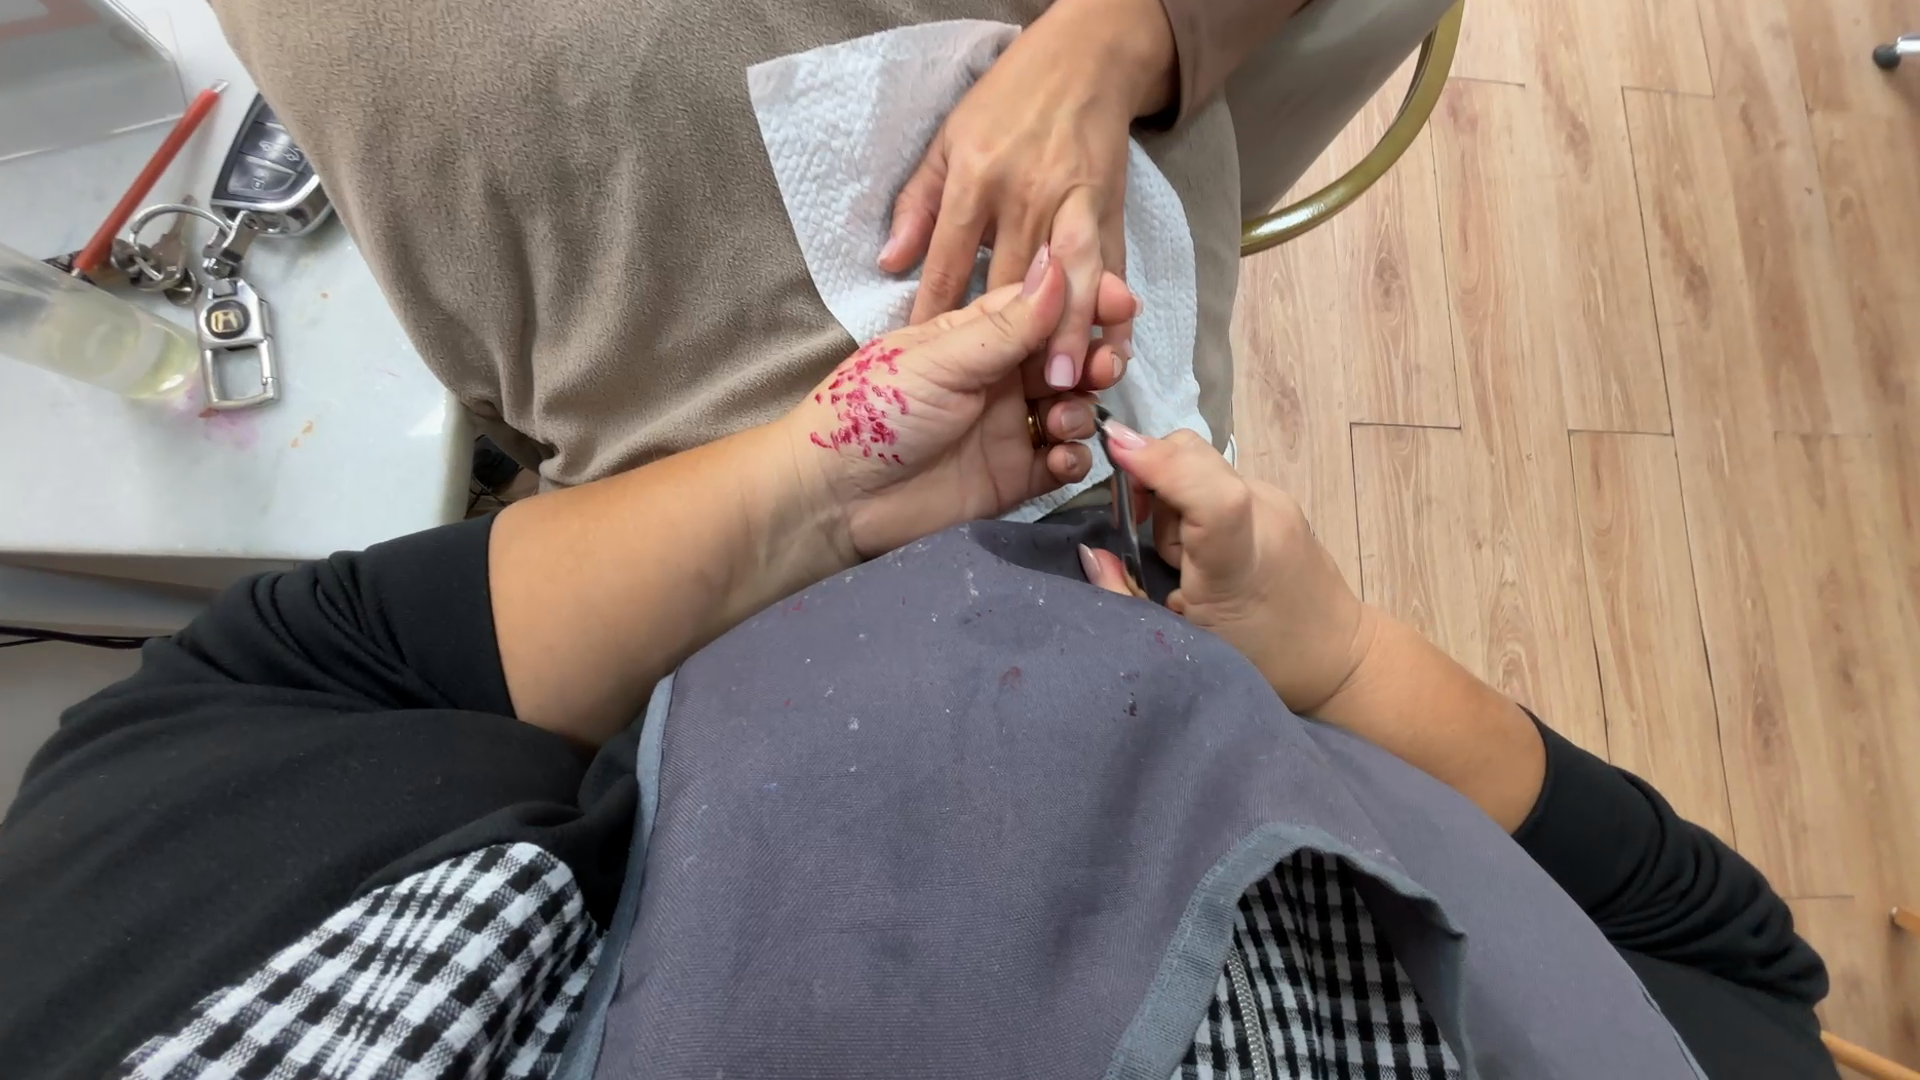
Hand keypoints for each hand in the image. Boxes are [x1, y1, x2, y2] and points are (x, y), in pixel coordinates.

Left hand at [784, 247, 1137, 559]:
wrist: (838, 499)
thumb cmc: (874, 413)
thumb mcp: (940, 361)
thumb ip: (1006, 326)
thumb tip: (1058, 264)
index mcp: (977, 337)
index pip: (1044, 308)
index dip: (1085, 302)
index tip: (1122, 303)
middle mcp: (1000, 379)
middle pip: (1067, 360)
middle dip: (1093, 359)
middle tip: (1103, 367)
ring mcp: (1009, 429)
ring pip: (1071, 410)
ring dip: (1080, 410)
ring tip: (1061, 419)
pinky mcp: (1013, 477)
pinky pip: (1060, 462)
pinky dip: (1072, 459)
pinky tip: (1059, 459)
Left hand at [878, 0, 1175, 393]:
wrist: (1089, 58)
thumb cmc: (1008, 102)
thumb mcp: (948, 140)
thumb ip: (917, 205)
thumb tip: (890, 262)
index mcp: (976, 181)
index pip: (949, 262)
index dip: (934, 312)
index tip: (926, 359)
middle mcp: (1027, 198)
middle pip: (1018, 282)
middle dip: (1015, 339)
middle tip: (1015, 392)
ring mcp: (1075, 207)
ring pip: (1074, 282)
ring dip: (1074, 335)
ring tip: (1071, 382)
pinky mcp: (1112, 217)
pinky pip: (1113, 274)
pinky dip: (1115, 314)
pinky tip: (1117, 348)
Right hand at [1078, 424, 1379, 715]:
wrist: (1339, 655)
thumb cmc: (1258, 658)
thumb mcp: (1181, 640)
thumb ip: (1126, 594)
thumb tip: (1091, 550)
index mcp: (1238, 564)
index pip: (1209, 497)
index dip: (1160, 464)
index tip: (1114, 445)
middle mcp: (1264, 518)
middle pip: (1193, 456)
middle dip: (1149, 475)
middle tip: (1138, 526)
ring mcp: (1277, 501)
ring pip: (1200, 464)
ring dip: (1171, 495)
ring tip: (1182, 554)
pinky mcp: (1279, 498)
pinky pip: (1217, 477)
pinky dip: (1192, 498)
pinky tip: (1201, 543)